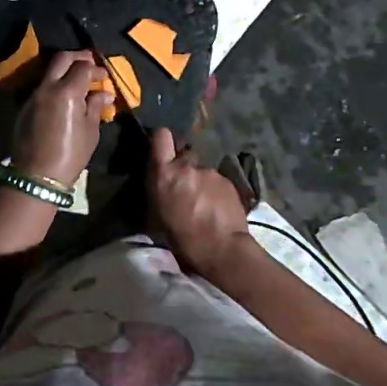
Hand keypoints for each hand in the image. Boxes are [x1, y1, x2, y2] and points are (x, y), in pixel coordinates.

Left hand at [10, 50, 110, 186]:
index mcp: (67, 92)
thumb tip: (104, 94)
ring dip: (65, 70)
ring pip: (49, 71)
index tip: (104, 76)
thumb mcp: (90, 132)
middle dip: (78, 57)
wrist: (37, 176)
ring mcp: (34, 95)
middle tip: (90, 63)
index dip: (96, 68)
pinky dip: (55, 84)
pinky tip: (64, 96)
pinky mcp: (25, 106)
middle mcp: (47, 87)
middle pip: (62, 58)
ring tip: (78, 80)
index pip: (83, 67)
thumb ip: (95, 107)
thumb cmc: (70, 154)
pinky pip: (42, 86)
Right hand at [147, 128, 257, 281]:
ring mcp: (210, 171)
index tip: (163, 150)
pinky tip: (218, 207)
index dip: (162, 140)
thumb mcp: (158, 216)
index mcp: (165, 174)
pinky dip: (216, 189)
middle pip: (184, 154)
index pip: (161, 136)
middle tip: (186, 186)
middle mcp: (187, 166)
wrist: (222, 249)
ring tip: (204, 202)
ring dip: (201, 180)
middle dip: (184, 165)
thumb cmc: (183, 238)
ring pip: (202, 169)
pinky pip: (217, 180)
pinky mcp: (228, 180)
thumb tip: (160, 183)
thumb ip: (159, 190)